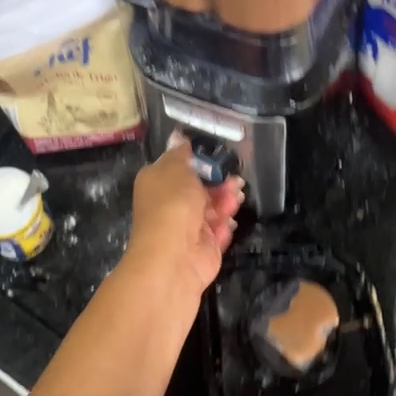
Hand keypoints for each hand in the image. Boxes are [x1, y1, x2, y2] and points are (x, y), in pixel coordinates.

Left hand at [124, 133, 244, 295]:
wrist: (174, 258)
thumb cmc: (172, 205)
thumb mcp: (176, 169)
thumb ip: (182, 154)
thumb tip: (178, 136)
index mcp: (157, 181)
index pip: (178, 165)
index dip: (198, 160)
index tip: (218, 155)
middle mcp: (170, 203)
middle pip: (199, 187)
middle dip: (218, 181)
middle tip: (236, 179)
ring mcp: (187, 227)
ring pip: (211, 208)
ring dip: (225, 201)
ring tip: (237, 196)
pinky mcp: (203, 247)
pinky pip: (218, 231)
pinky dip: (224, 225)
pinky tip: (230, 220)